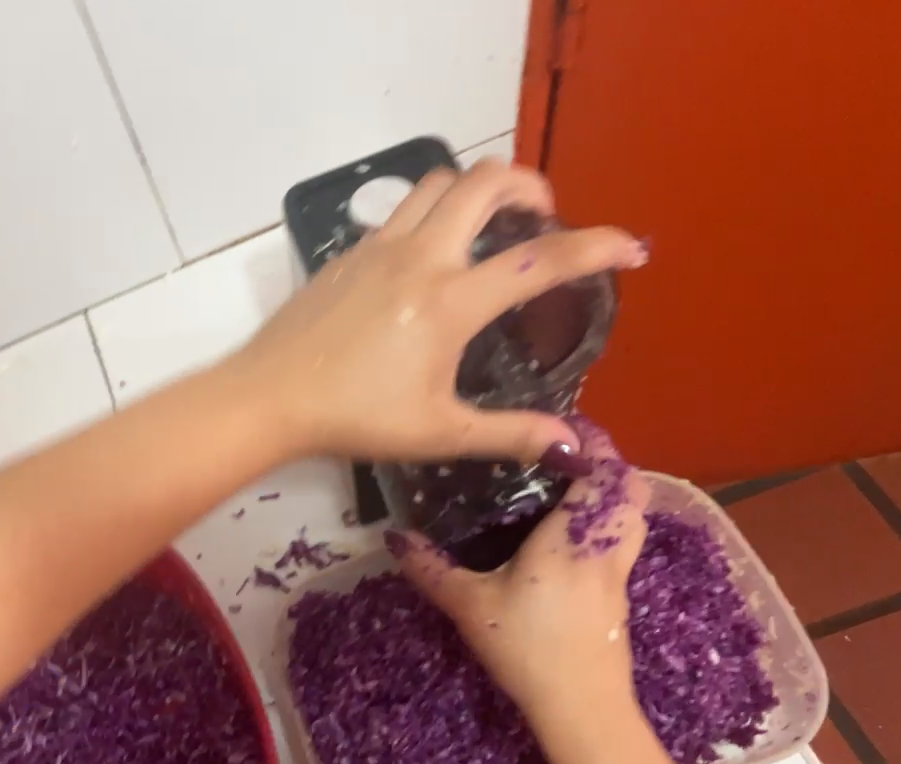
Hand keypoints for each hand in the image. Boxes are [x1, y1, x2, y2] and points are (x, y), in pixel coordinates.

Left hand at [233, 159, 646, 468]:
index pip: (541, 259)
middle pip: (486, 181)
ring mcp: (378, 248)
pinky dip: (431, 212)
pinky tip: (428, 256)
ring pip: (438, 182)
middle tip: (542, 220)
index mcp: (451, 302)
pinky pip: (400, 210)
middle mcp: (420, 258)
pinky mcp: (347, 254)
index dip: (598, 247)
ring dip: (475, 188)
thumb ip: (507, 434)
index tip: (630, 249)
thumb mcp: (437, 433)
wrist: (270, 398)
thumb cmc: (354, 418)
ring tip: (489, 224)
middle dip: (530, 186)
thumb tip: (569, 446)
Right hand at [392, 432, 650, 724]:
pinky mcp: (618, 597)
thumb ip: (431, 568)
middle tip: (563, 460)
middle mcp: (606, 546)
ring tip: (568, 492)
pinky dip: (607, 525)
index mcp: (574, 536)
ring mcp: (619, 573)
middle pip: (630, 489)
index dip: (592, 444)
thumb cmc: (527, 647)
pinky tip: (570, 540)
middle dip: (606, 465)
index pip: (604, 472)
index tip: (562, 430)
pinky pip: (622, 542)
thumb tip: (393, 536)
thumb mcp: (469, 605)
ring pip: (633, 517)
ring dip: (611, 496)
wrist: (581, 707)